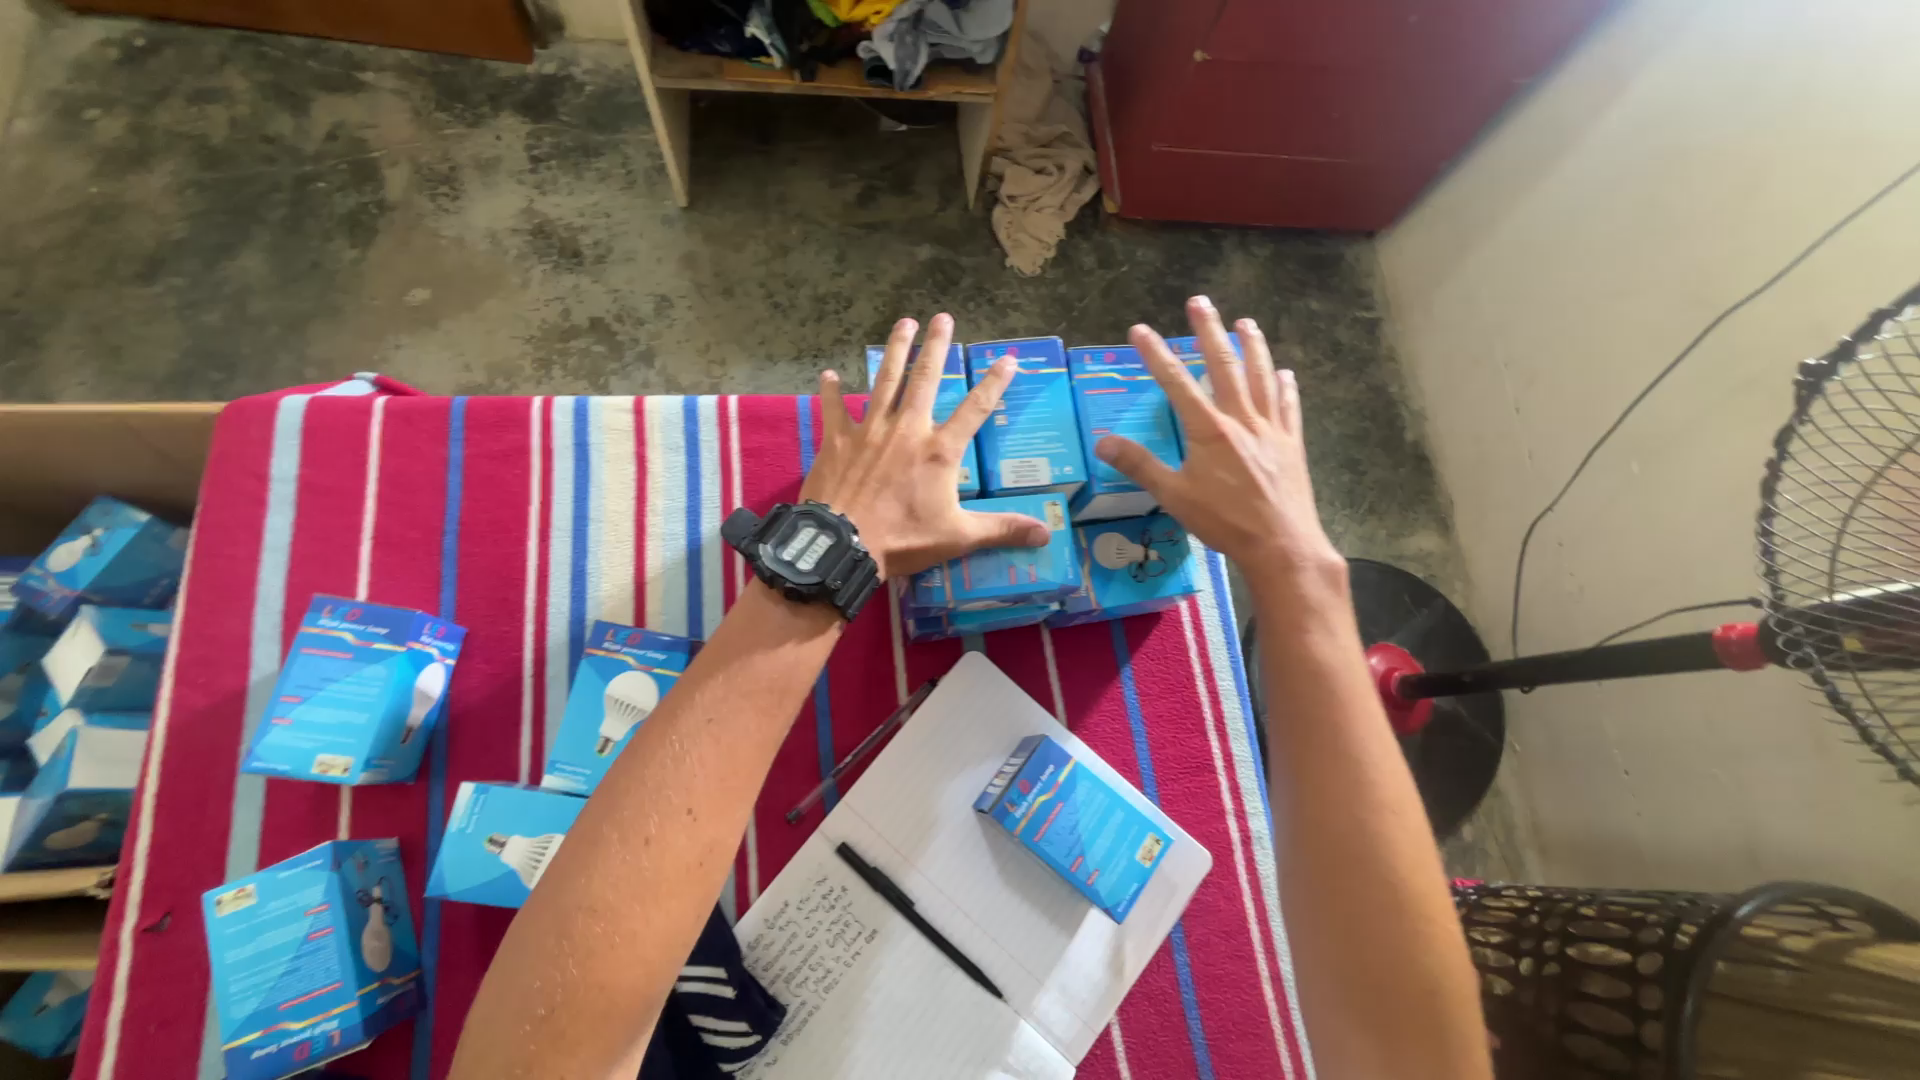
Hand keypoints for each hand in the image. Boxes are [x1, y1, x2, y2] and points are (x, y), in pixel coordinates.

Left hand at [802, 313, 1050, 579]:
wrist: (843, 544)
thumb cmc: (903, 539)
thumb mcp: (958, 537)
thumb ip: (1001, 529)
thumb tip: (1045, 534)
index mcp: (939, 451)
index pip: (976, 409)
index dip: (994, 383)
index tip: (1008, 359)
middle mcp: (907, 430)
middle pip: (925, 380)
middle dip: (936, 347)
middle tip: (942, 318)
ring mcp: (869, 431)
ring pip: (884, 381)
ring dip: (895, 351)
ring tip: (903, 323)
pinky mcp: (837, 441)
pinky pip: (834, 409)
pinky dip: (831, 392)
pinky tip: (828, 375)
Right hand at [1095, 296, 1342, 595]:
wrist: (1282, 544)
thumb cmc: (1224, 521)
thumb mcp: (1174, 496)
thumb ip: (1140, 465)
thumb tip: (1103, 442)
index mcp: (1210, 430)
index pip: (1177, 383)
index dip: (1156, 355)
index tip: (1139, 330)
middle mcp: (1242, 420)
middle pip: (1225, 366)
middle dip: (1209, 332)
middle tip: (1199, 302)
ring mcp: (1271, 429)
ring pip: (1261, 377)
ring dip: (1253, 347)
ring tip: (1246, 322)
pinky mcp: (1292, 444)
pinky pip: (1288, 406)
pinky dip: (1285, 386)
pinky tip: (1284, 373)